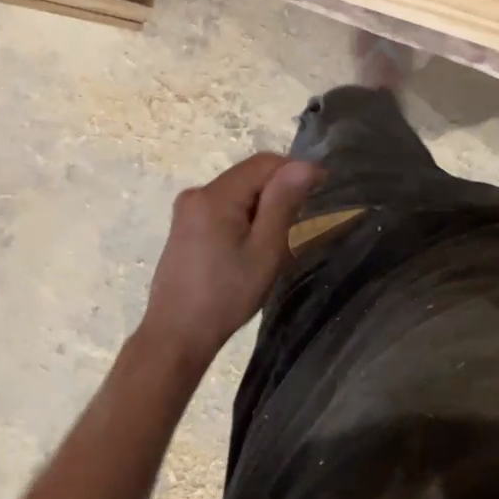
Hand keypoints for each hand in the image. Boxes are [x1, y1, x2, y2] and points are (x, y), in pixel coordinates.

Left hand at [142, 154, 322, 360]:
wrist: (176, 335)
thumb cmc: (226, 296)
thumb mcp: (264, 250)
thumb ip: (283, 203)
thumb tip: (305, 165)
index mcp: (214, 196)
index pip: (264, 163)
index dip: (296, 171)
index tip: (321, 192)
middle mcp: (197, 194)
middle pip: (250, 175)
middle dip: (279, 191)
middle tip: (299, 225)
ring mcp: (187, 210)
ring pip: (239, 192)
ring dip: (264, 206)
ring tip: (277, 241)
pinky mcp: (186, 226)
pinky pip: (225, 207)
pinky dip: (246, 217)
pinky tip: (252, 247)